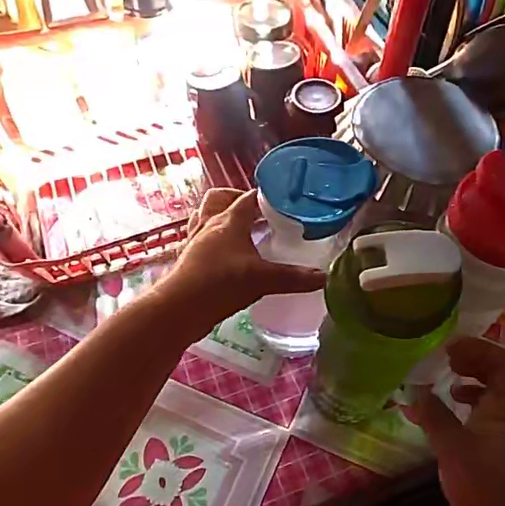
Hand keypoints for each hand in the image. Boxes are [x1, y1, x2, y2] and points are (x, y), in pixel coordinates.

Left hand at [153, 189, 325, 329]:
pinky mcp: (187, 260)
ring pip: (205, 217)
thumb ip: (294, 277)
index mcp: (228, 221)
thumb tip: (325, 277)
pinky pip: (199, 240)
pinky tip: (225, 257)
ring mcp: (194, 242)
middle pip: (218, 199)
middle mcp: (208, 225)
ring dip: (221, 218)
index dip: (266, 195)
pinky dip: (212, 241)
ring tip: (240, 231)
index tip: (283, 201)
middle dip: (237, 200)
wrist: (179, 309)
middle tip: (257, 214)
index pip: (248, 198)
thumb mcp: (263, 280)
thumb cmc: (220, 284)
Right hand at [408, 337, 504, 505]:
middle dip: (477, 360)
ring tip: (448, 378)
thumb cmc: (481, 488)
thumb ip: (433, 415)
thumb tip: (414, 388)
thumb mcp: (451, 447)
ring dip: (474, 380)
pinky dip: (468, 404)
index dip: (481, 350)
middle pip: (504, 376)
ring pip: (496, 395)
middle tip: (448, 357)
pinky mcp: (497, 452)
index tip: (451, 348)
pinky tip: (447, 410)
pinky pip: (486, 414)